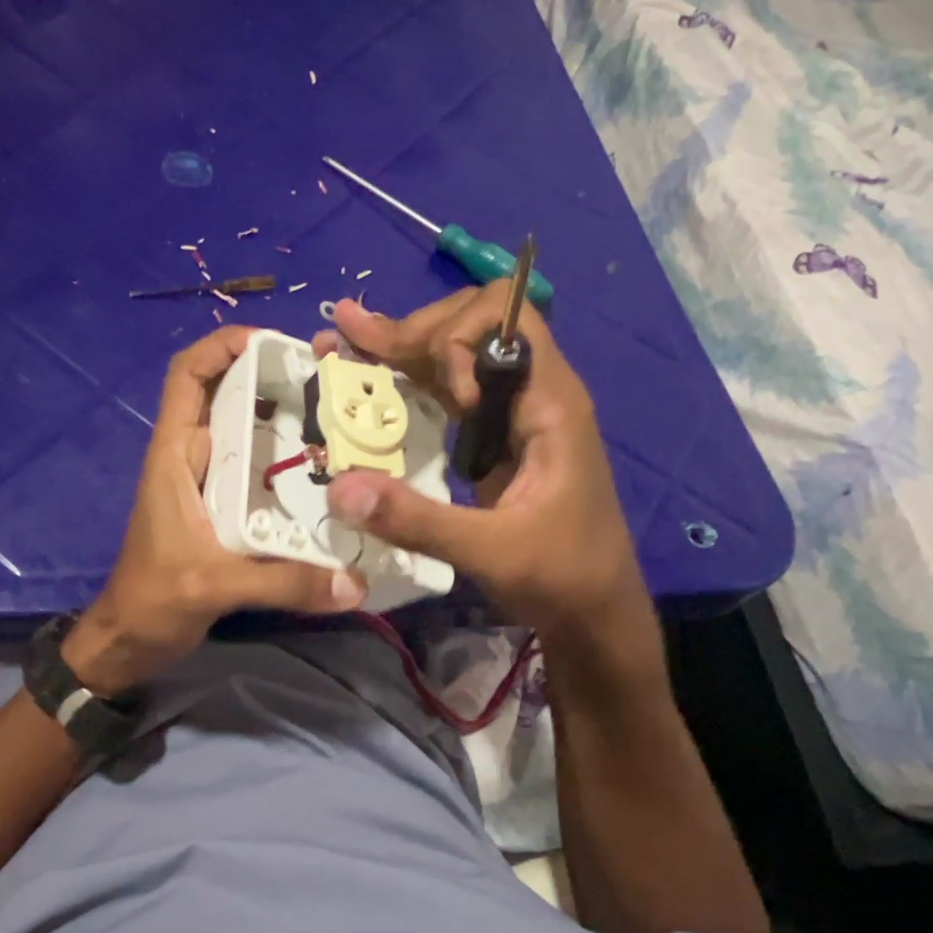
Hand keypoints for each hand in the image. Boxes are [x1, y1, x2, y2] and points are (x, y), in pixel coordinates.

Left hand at [64, 326, 366, 695]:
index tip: (275, 342)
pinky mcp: (221, 513)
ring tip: (340, 419)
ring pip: (245, 436)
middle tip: (333, 385)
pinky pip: (255, 475)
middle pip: (225, 397)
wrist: (129, 641)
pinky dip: (285, 466)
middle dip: (271, 380)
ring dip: (283, 422)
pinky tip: (327, 475)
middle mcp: (190, 461)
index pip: (186, 376)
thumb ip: (284, 583)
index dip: (221, 346)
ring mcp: (206, 487)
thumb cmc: (153, 601)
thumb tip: (356, 582)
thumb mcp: (215, 585)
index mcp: (173, 456)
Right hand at [317, 289, 648, 634]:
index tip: (439, 395)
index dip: (459, 341)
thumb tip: (339, 488)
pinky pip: (447, 389)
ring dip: (400, 348)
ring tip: (340, 345)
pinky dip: (407, 381)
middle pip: (473, 324)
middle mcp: (530, 393)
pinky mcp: (491, 436)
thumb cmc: (561, 577)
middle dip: (412, 332)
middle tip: (349, 347)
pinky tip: (367, 380)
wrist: (592, 611)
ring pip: (456, 352)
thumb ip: (416, 520)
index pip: (506, 320)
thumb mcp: (489, 552)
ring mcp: (510, 413)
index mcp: (548, 404)